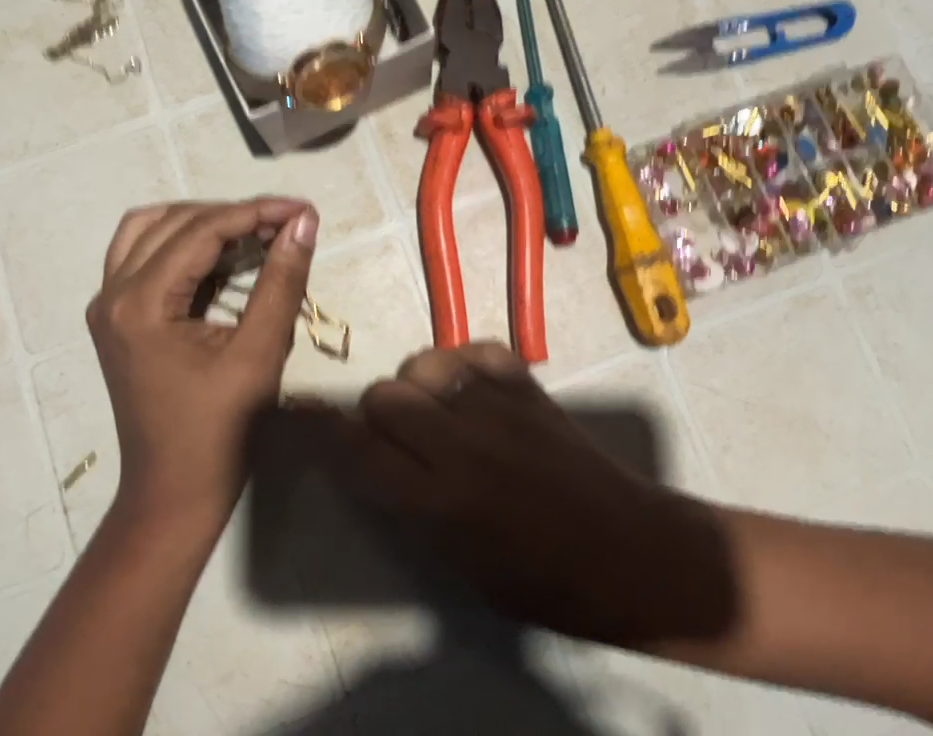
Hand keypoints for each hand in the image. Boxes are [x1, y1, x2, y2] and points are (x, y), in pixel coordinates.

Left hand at [88, 198, 317, 529]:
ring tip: (254, 232)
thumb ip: (281, 282)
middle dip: (232, 214)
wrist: (174, 496)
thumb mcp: (258, 354)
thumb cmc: (219, 432)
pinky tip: (225, 257)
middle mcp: (111, 294)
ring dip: (201, 223)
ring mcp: (108, 307)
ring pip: (149, 232)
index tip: (305, 210)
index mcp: (138, 303)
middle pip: (172, 222)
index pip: (201, 231)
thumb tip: (303, 223)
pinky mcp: (118, 320)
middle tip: (287, 223)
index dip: (256, 212)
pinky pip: (145, 259)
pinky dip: (184, 247)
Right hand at [300, 344, 735, 648]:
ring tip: (435, 410)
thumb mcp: (461, 566)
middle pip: (384, 396)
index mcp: (439, 502)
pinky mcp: (531, 389)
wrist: (628, 552)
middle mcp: (461, 446)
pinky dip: (462, 364)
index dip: (323, 433)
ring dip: (417, 386)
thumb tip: (376, 467)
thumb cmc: (542, 582)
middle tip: (395, 436)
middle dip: (375, 413)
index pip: (358, 452)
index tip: (304, 418)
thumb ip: (412, 510)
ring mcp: (499, 409)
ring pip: (425, 365)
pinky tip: (470, 389)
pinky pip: (477, 351)